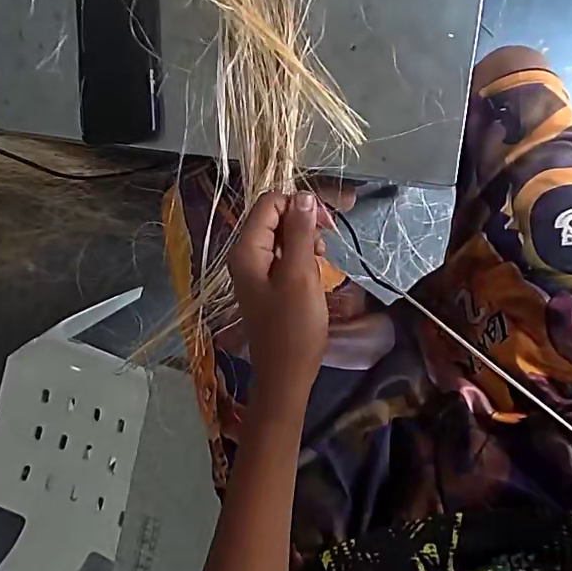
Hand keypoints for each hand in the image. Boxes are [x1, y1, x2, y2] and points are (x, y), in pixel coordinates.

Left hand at [228, 191, 331, 393]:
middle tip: (326, 243)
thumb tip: (304, 197)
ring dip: (305, 240)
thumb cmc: (294, 326)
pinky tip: (314, 271)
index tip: (326, 224)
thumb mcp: (300, 274)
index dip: (299, 205)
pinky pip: (283, 255)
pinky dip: (301, 256)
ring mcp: (255, 269)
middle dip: (303, 223)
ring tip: (320, 260)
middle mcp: (245, 254)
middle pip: (274, 217)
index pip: (269, 203)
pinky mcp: (267, 282)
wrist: (286, 373)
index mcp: (246, 249)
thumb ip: (299, 232)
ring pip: (282, 236)